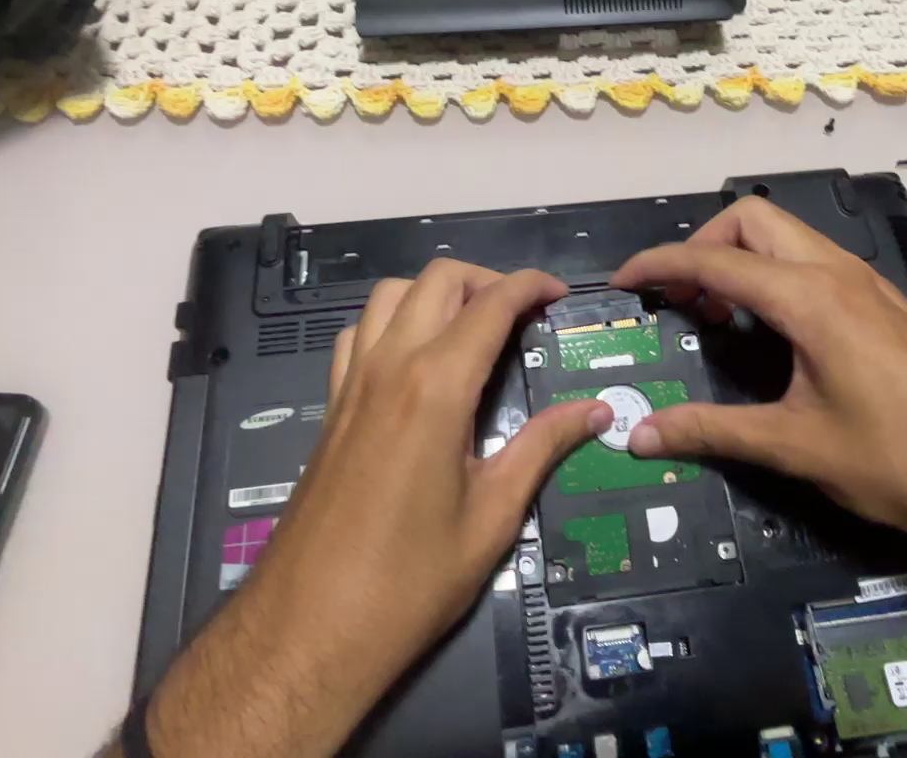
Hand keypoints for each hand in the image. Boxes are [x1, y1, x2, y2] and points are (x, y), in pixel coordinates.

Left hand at [146, 261, 607, 757]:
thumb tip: (596, 411)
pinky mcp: (331, 404)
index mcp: (438, 385)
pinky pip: (357, 332)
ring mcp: (352, 380)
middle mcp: (390, 364)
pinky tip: (414, 358)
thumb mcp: (494, 515)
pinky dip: (391, 321)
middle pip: (438, 279)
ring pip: (390, 293)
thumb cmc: (411, 579)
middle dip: (487, 280)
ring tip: (472, 328)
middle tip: (523, 314)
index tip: (560, 292)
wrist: (310, 627)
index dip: (531, 286)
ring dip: (437, 293)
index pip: (491, 304)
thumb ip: (544, 447)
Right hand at [610, 197, 906, 554]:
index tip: (623, 282)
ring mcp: (866, 284)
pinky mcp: (883, 304)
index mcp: (809, 299)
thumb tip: (640, 437)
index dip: (660, 265)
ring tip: (715, 315)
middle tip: (679, 299)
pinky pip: (812, 262)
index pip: (715, 261)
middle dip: (703, 245)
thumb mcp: (795, 447)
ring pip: (786, 236)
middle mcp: (837, 274)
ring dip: (739, 258)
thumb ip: (711, 432)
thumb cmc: (902, 462)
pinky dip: (772, 275)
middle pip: (752, 219)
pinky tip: (769, 331)